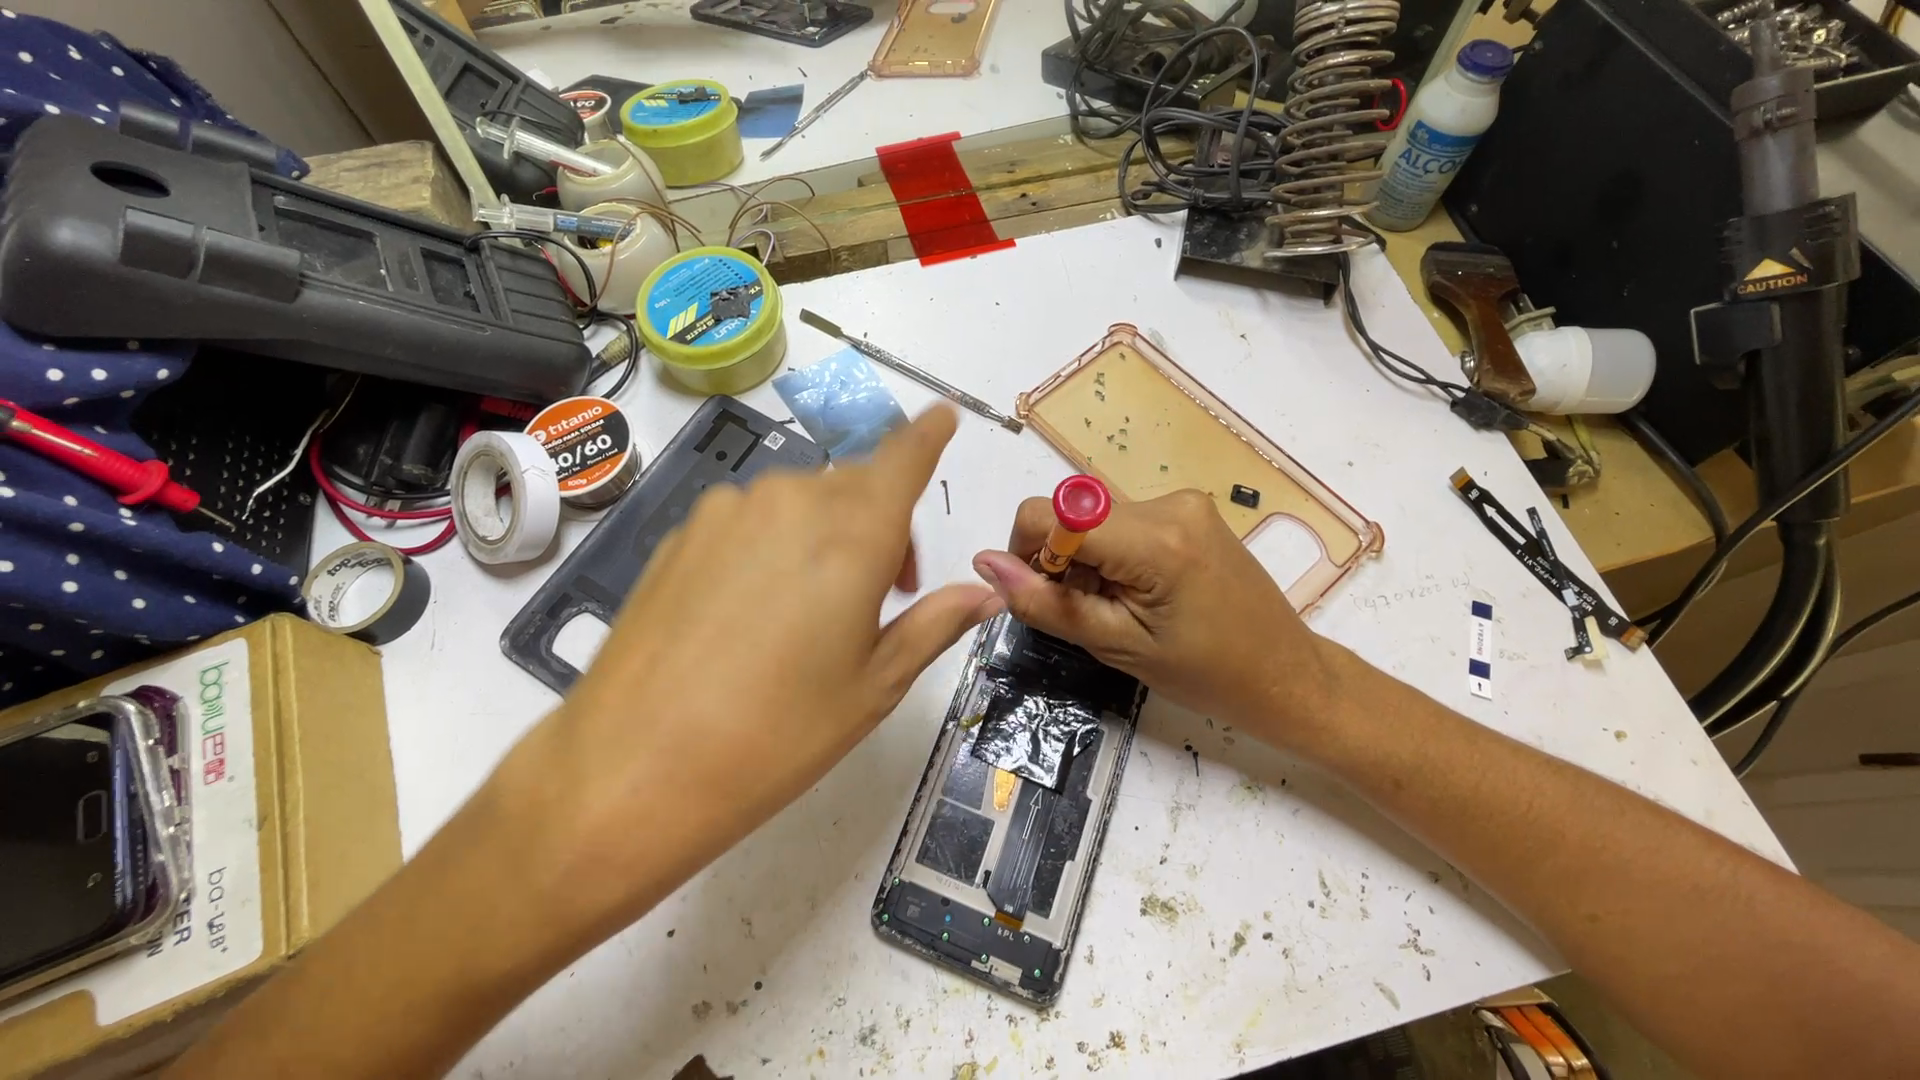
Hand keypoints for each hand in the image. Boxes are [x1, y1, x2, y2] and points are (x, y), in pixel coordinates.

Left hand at [500, 407, 1001, 933]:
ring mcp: (727, 512)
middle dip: (883, 521)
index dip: (928, 435)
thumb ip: (935, 623)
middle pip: (855, 485)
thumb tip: (987, 592)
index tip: (943, 416)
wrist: (633, 764)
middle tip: (886, 594)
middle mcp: (791, 501)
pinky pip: (750, 519)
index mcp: (853, 533)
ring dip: (825, 533)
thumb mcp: (874, 686)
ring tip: (812, 610)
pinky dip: (773, 544)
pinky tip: (753, 612)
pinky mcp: (681, 532)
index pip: (903, 458)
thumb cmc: (778, 733)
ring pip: (800, 501)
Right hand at [970, 489, 1337, 747]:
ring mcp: (1184, 502)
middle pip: (1071, 514)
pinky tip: (1139, 594)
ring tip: (1120, 610)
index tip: (1044, 594)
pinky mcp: (1190, 511)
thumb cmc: (1206, 675)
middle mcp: (1168, 502)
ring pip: (1095, 518)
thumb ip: (1047, 603)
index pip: (1049, 513)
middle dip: (1060, 561)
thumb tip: (984, 563)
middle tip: (1089, 613)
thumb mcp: (1116, 645)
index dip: (1027, 551)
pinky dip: (1113, 554)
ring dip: (1087, 561)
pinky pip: (1124, 521)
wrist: (1285, 675)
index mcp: (1154, 539)